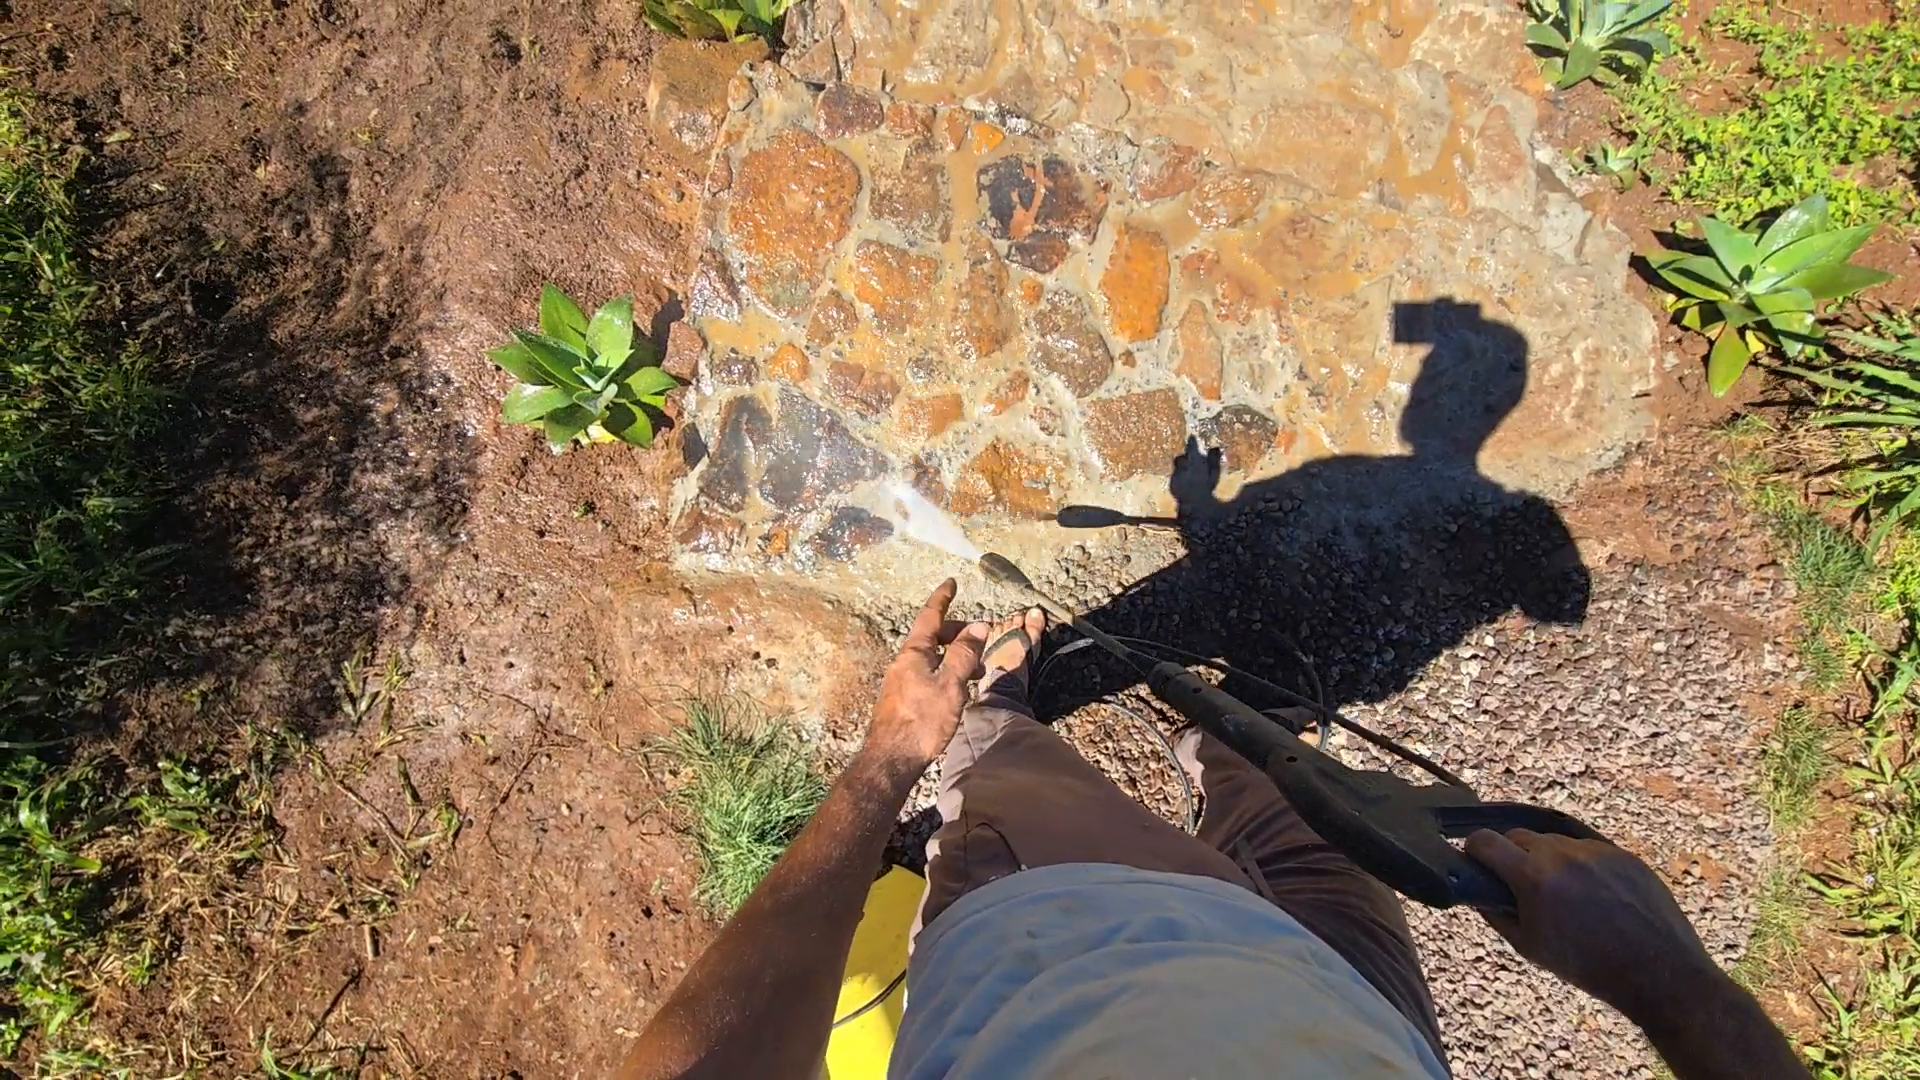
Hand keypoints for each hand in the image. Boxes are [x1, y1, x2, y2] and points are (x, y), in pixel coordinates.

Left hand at [868, 580, 987, 763]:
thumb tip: (978, 626)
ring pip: (932, 658)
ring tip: (976, 672)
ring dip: (955, 657)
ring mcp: (901, 681)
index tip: (951, 582)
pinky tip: (957, 691)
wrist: (892, 760)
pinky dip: (946, 673)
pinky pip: (928, 674)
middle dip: (957, 633)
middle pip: (932, 637)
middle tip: (979, 641)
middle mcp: (904, 662)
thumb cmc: (922, 721)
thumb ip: (964, 654)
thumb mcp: (950, 684)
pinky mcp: (903, 699)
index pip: (930, 616)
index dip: (942, 598)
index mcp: (914, 653)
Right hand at [1465, 829, 1722, 1019]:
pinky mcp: (1623, 855)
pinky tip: (1593, 890)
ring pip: (1551, 840)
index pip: (1483, 840)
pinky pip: (1586, 847)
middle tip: (1523, 882)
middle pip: (1515, 835)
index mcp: (1532, 876)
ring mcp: (1595, 852)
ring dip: (1546, 857)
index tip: (1478, 863)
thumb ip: (1493, 911)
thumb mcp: (1527, 945)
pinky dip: (1580, 863)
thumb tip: (1475, 888)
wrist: (1665, 978)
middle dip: (1512, 854)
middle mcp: (1561, 855)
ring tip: (1563, 889)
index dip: (1474, 850)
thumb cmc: (1589, 966)